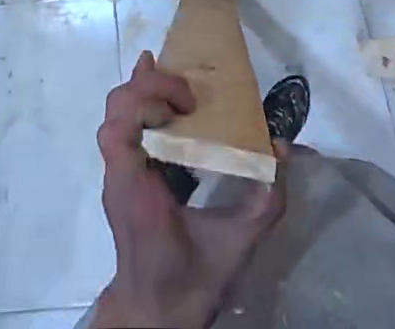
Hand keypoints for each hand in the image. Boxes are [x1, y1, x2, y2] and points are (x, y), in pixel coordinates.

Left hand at [92, 51, 285, 328]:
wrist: (154, 314)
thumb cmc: (189, 280)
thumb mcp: (236, 245)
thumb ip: (263, 202)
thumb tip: (280, 149)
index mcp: (136, 190)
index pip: (118, 132)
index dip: (144, 105)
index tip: (185, 109)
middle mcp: (119, 175)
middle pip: (115, 111)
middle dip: (150, 89)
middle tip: (190, 98)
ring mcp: (117, 174)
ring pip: (114, 114)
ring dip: (143, 91)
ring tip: (180, 88)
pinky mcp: (124, 175)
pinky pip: (123, 126)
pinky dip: (140, 101)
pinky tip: (162, 91)